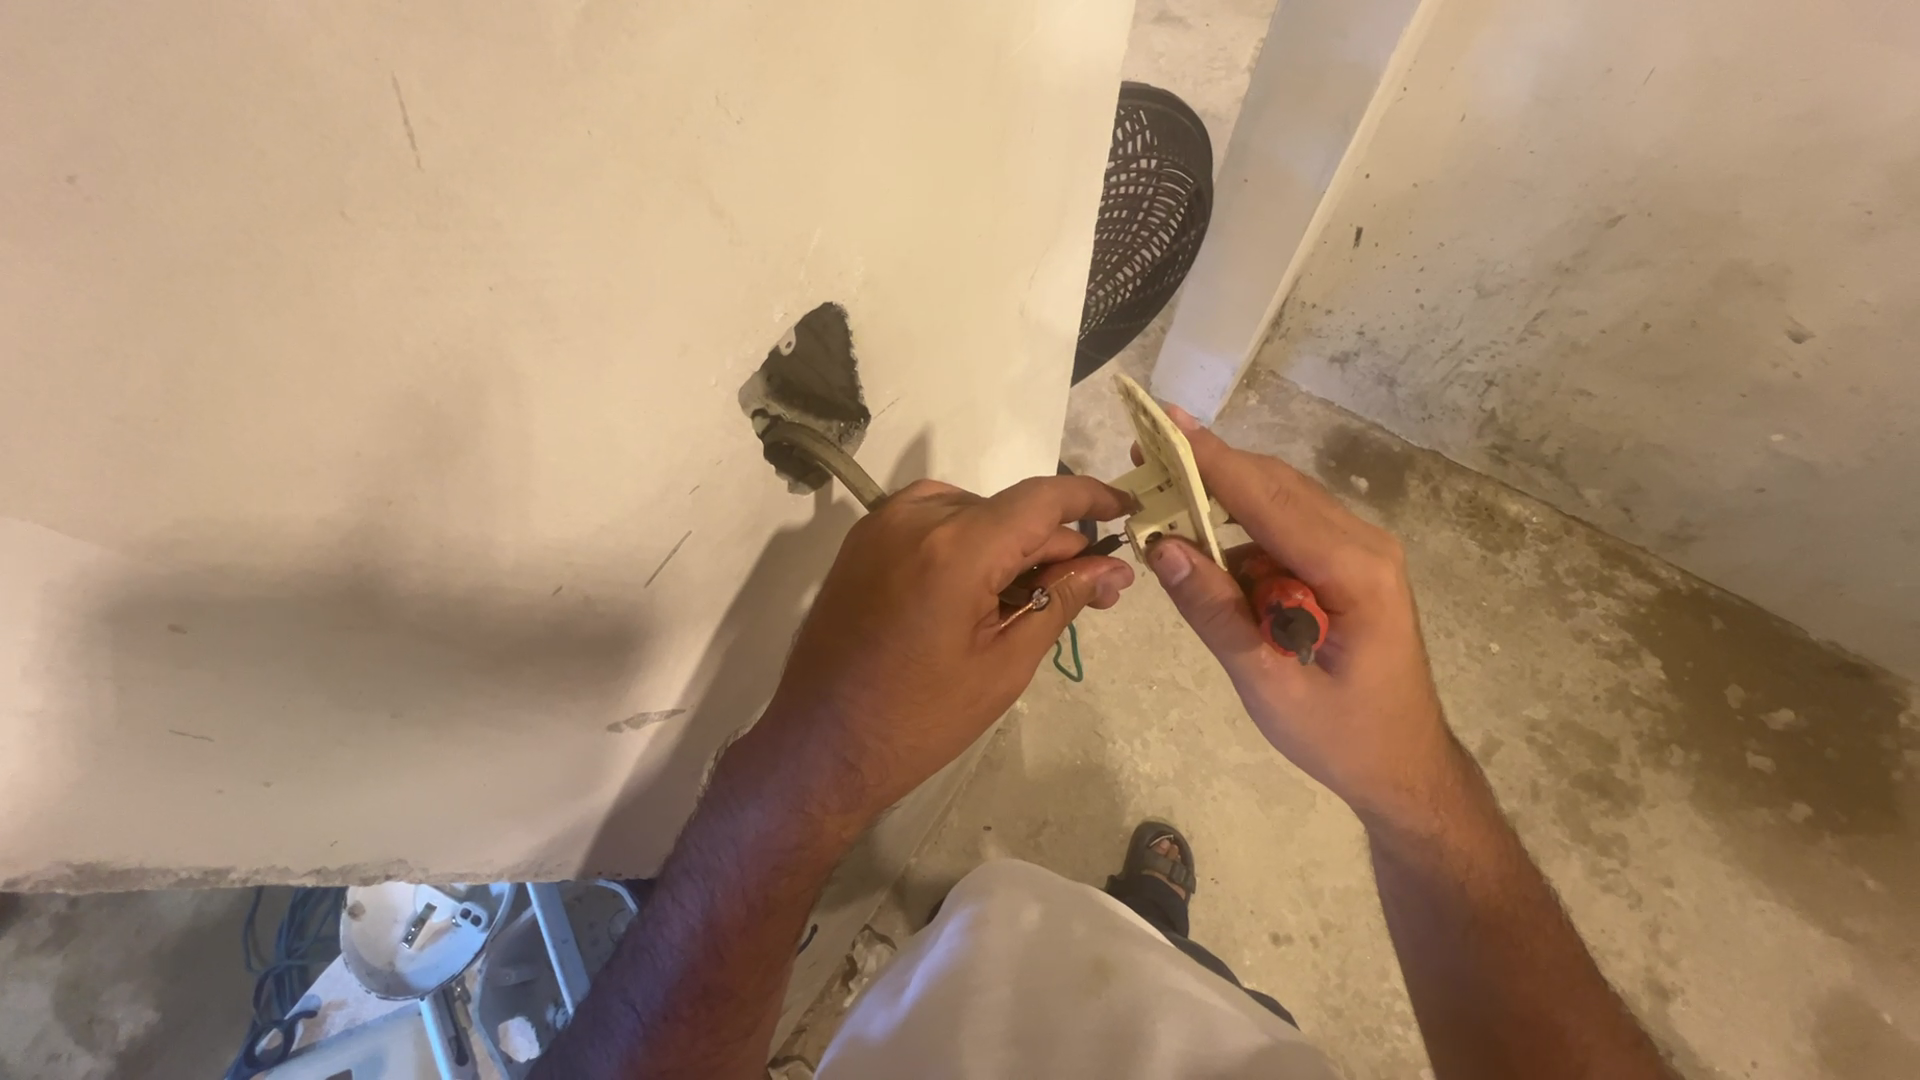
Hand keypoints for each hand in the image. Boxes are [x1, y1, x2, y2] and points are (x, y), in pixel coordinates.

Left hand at [756, 475, 1136, 827]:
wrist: (821, 743)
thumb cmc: (920, 718)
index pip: (1043, 498)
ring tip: (1027, 600)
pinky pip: (932, 521)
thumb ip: (1060, 601)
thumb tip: (1111, 569)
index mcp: (957, 546)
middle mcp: (916, 516)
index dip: (1091, 497)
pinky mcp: (862, 539)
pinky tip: (977, 591)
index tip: (1125, 509)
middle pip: (1008, 510)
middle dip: (1053, 545)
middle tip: (1088, 589)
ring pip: (972, 512)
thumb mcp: (1005, 664)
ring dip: (1008, 545)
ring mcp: (881, 523)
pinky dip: (966, 544)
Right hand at [1141, 408, 1459, 823]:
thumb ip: (1215, 613)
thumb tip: (1162, 548)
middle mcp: (1363, 544)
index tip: (1163, 423)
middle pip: (1274, 487)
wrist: (1403, 766)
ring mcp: (1358, 551)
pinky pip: (1283, 529)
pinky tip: (1203, 545)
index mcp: (1353, 571)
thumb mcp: (1267, 683)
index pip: (1268, 500)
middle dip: (1207, 469)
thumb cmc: (1340, 736)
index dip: (1211, 461)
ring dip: (1219, 498)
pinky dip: (1238, 529)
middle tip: (1144, 460)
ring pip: (1278, 502)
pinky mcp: (1346, 563)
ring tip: (1161, 500)